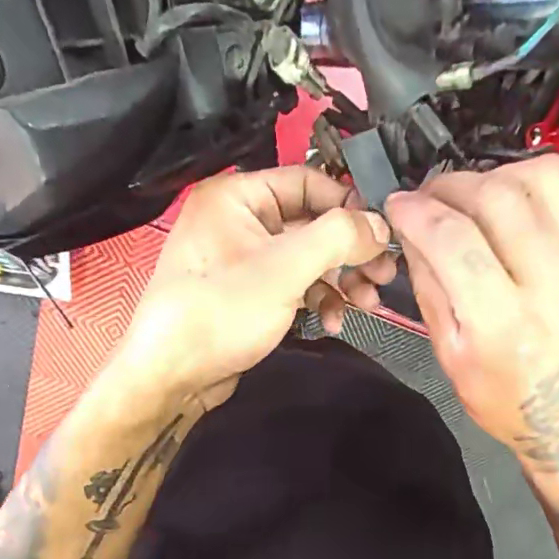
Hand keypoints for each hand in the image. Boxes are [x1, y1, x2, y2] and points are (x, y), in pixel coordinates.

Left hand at [113, 166, 397, 404]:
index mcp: (238, 196)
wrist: (173, 375)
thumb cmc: (221, 311)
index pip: (309, 182)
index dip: (350, 206)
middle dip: (351, 252)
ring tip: (367, 303)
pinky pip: (296, 285)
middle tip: (384, 274)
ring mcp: (247, 259)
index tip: (384, 235)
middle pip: (314, 224)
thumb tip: (380, 225)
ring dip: (342, 280)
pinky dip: (320, 300)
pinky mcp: (252, 293)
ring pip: (310, 258)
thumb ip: (338, 238)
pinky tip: (334, 321)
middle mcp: (241, 220)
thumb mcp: (285, 268)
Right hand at [385, 156, 558, 475]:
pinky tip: (506, 204)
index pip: (455, 240)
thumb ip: (428, 283)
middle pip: (496, 199)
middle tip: (428, 197)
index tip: (398, 205)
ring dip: (491, 177)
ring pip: (538, 179)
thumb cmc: (501, 398)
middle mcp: (554, 291)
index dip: (417, 211)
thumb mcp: (448, 354)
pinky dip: (527, 183)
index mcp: (504, 327)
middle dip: (449, 186)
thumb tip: (412, 224)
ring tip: (468, 198)